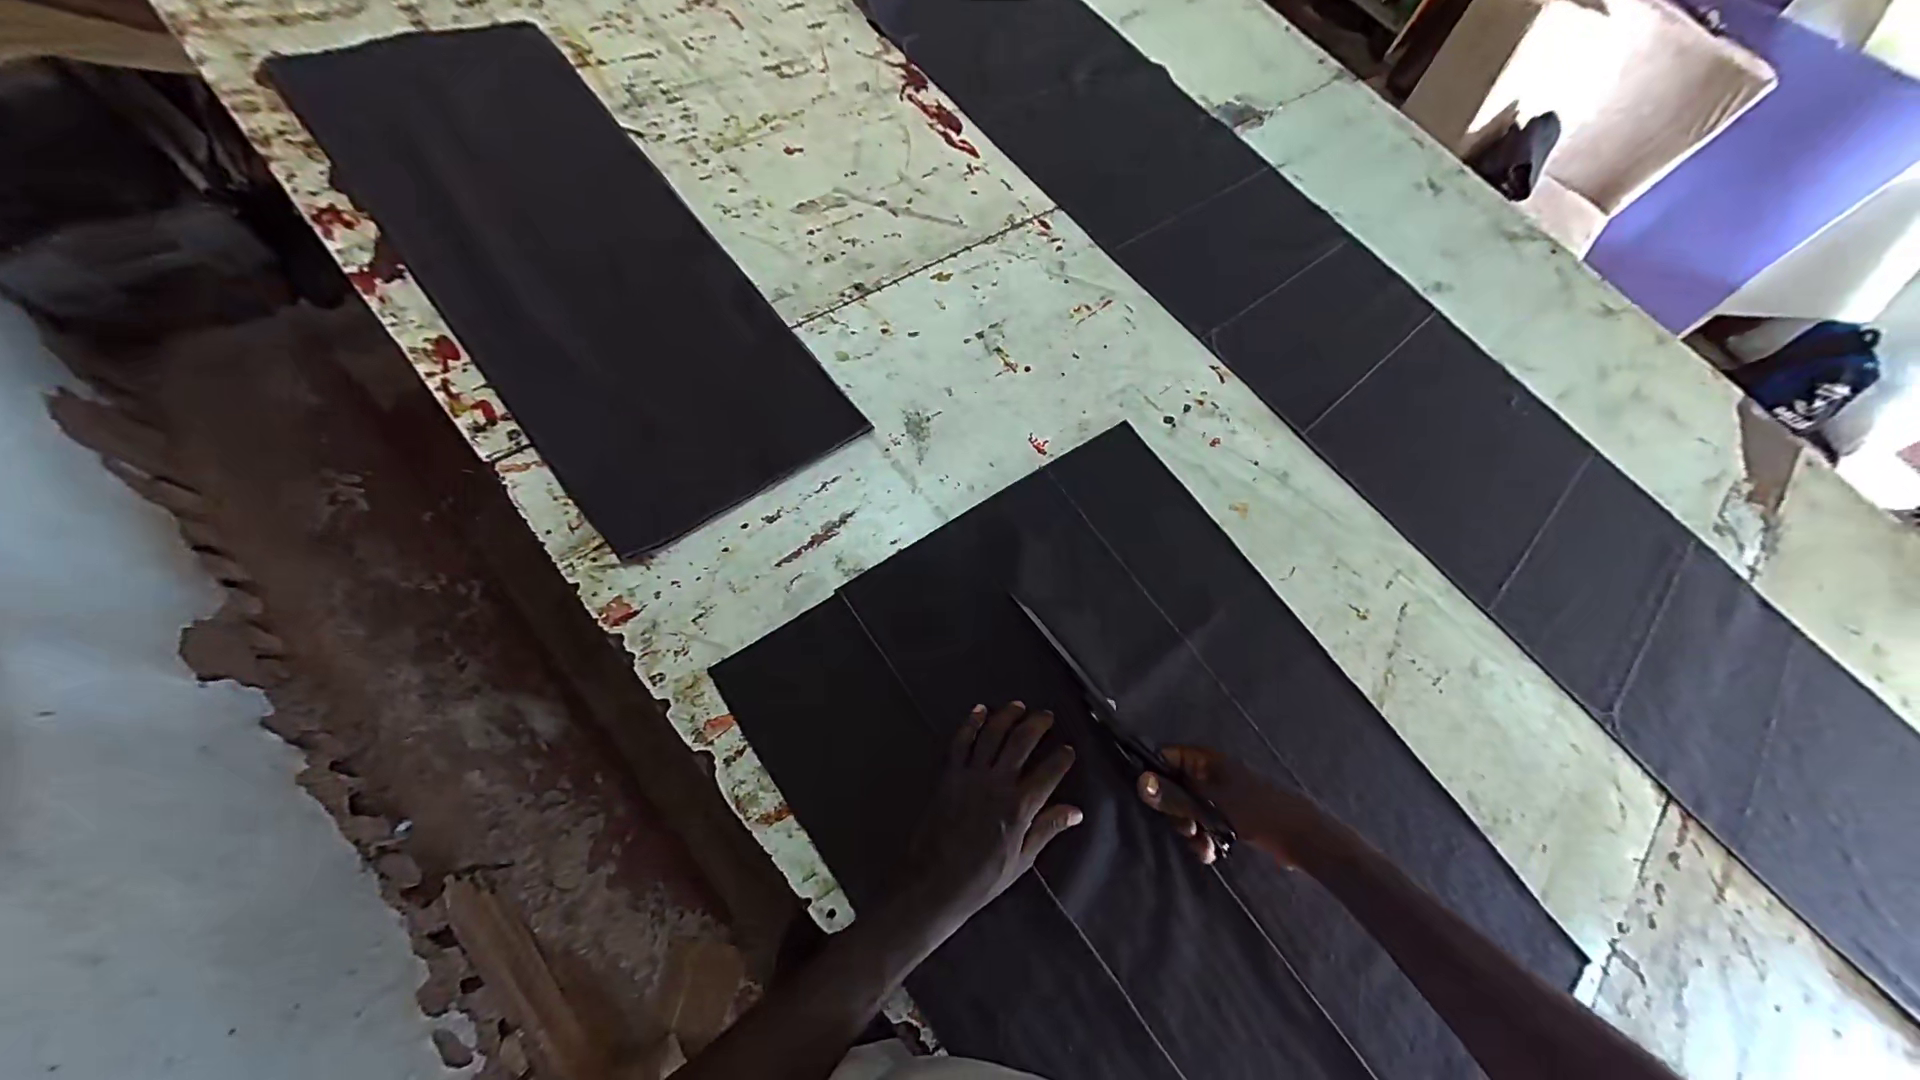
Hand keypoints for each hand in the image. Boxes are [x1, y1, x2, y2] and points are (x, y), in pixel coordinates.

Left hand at [893, 703, 1080, 928]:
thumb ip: (1047, 829)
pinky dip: (971, 723)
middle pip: (1022, 742)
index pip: (1049, 773)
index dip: (1061, 758)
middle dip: (1037, 724)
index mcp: (1020, 807)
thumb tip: (1075, 811)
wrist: (934, 882)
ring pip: (993, 734)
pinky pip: (961, 741)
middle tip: (1047, 716)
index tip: (1068, 750)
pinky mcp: (949, 774)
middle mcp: (997, 784)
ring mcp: (971, 775)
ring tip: (1019, 706)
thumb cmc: (981, 878)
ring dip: (1007, 716)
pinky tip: (979, 711)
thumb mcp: (1021, 860)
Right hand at [1137, 745, 1319, 866]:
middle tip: (1186, 829)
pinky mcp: (1228, 816)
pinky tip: (1211, 852)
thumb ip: (1175, 796)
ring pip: (1188, 809)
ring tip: (1202, 846)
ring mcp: (1219, 795)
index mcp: (1204, 759)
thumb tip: (1139, 782)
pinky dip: (1204, 838)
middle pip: (1173, 787)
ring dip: (1190, 830)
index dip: (1152, 776)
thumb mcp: (1212, 804)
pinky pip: (1204, 823)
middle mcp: (1208, 772)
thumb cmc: (1258, 810)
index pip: (1164, 757)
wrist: (1304, 838)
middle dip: (1176, 812)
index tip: (1148, 799)